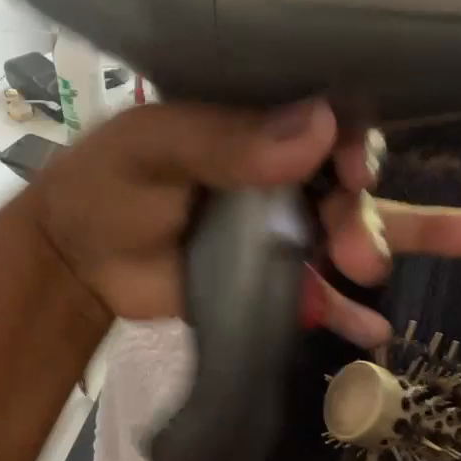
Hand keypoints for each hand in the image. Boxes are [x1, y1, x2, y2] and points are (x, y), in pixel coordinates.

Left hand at [23, 99, 460, 346]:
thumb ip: (224, 140)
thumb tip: (316, 129)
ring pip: (354, 239)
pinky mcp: (277, 287)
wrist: (79, 261)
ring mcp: (286, 234)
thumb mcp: (153, 147)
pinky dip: (350, 316)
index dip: (355, 146)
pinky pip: (325, 300)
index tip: (357, 172)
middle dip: (367, 219)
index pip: (329, 125)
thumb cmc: (107, 185)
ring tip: (381, 276)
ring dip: (382, 254)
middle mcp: (285, 177)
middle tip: (361, 254)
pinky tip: (377, 334)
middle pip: (351, 190)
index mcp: (259, 127)